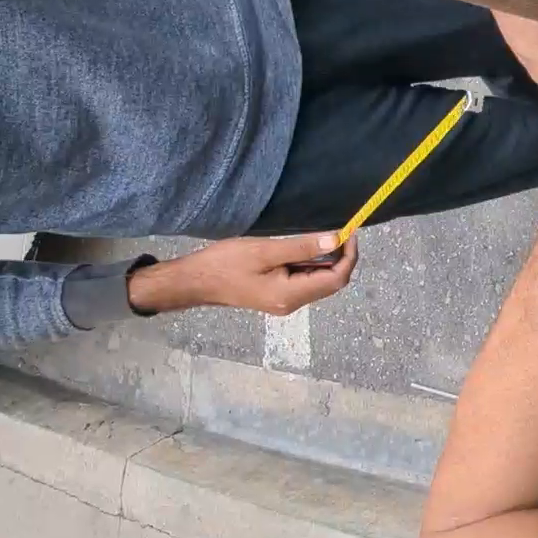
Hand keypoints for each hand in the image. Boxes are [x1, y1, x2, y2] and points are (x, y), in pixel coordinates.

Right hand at [127, 234, 358, 316]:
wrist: (187, 281)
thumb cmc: (222, 265)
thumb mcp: (264, 251)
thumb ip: (302, 248)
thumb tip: (336, 240)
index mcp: (289, 295)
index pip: (337, 278)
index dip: (350, 256)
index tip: (349, 233)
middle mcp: (291, 303)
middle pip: (332, 281)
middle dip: (342, 257)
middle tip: (340, 233)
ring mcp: (284, 301)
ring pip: (321, 280)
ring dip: (328, 260)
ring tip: (323, 239)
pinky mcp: (277, 296)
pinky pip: (306, 280)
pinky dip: (313, 264)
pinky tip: (306, 250)